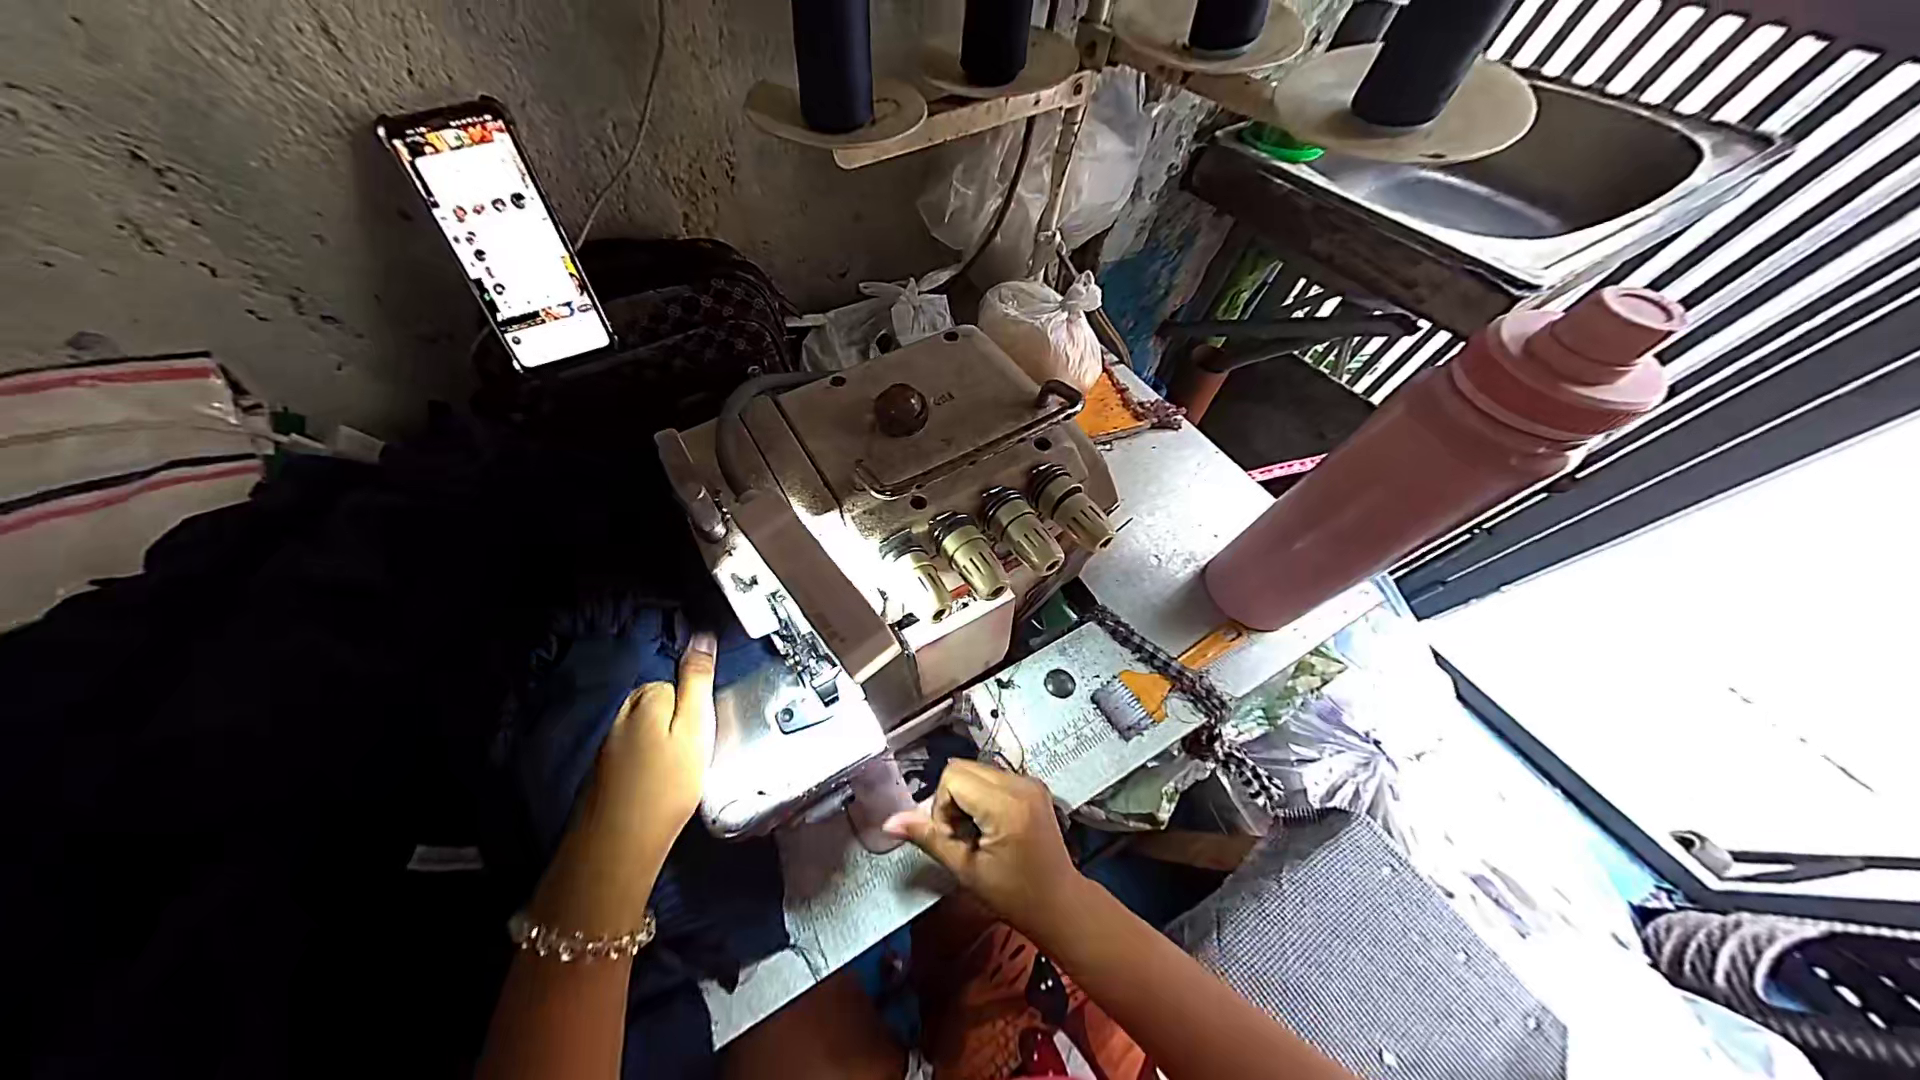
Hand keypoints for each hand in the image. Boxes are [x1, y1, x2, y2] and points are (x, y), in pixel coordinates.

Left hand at [586, 630, 718, 845]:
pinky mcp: (605, 771)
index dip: (696, 708)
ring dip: (664, 744)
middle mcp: (623, 714)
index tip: (703, 733)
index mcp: (646, 698)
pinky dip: (649, 763)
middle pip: (663, 704)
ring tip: (677, 773)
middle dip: (678, 723)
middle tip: (693, 753)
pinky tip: (658, 785)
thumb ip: (698, 681)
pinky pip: (637, 753)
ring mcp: (610, 743)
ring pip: (649, 730)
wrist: (621, 843)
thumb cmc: (667, 784)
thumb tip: (702, 637)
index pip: (679, 684)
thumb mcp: (695, 727)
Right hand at [883, 760, 1084, 932]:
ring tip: (977, 833)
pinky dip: (981, 796)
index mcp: (1007, 804)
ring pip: (975, 771)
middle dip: (951, 800)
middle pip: (962, 768)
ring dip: (965, 798)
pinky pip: (992, 776)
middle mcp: (1021, 783)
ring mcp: (1029, 781)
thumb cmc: (1015, 895)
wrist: (1060, 903)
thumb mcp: (966, 870)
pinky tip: (990, 826)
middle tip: (963, 837)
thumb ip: (928, 838)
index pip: (952, 777)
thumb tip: (890, 822)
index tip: (954, 838)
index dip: (942, 807)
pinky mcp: (1033, 784)